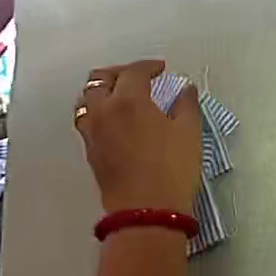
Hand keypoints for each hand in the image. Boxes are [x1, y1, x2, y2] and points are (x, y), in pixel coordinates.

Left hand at [75, 59, 201, 213]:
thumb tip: (185, 90)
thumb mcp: (189, 132)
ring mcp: (92, 131)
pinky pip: (86, 119)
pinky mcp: (90, 150)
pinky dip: (98, 110)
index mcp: (129, 100)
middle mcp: (104, 110)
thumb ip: (187, 105)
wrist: (146, 209)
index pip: (135, 72)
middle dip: (120, 72)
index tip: (161, 69)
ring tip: (121, 95)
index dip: (149, 66)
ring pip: (87, 99)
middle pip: (101, 79)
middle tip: (139, 76)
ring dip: (103, 90)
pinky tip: (114, 119)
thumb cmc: (172, 168)